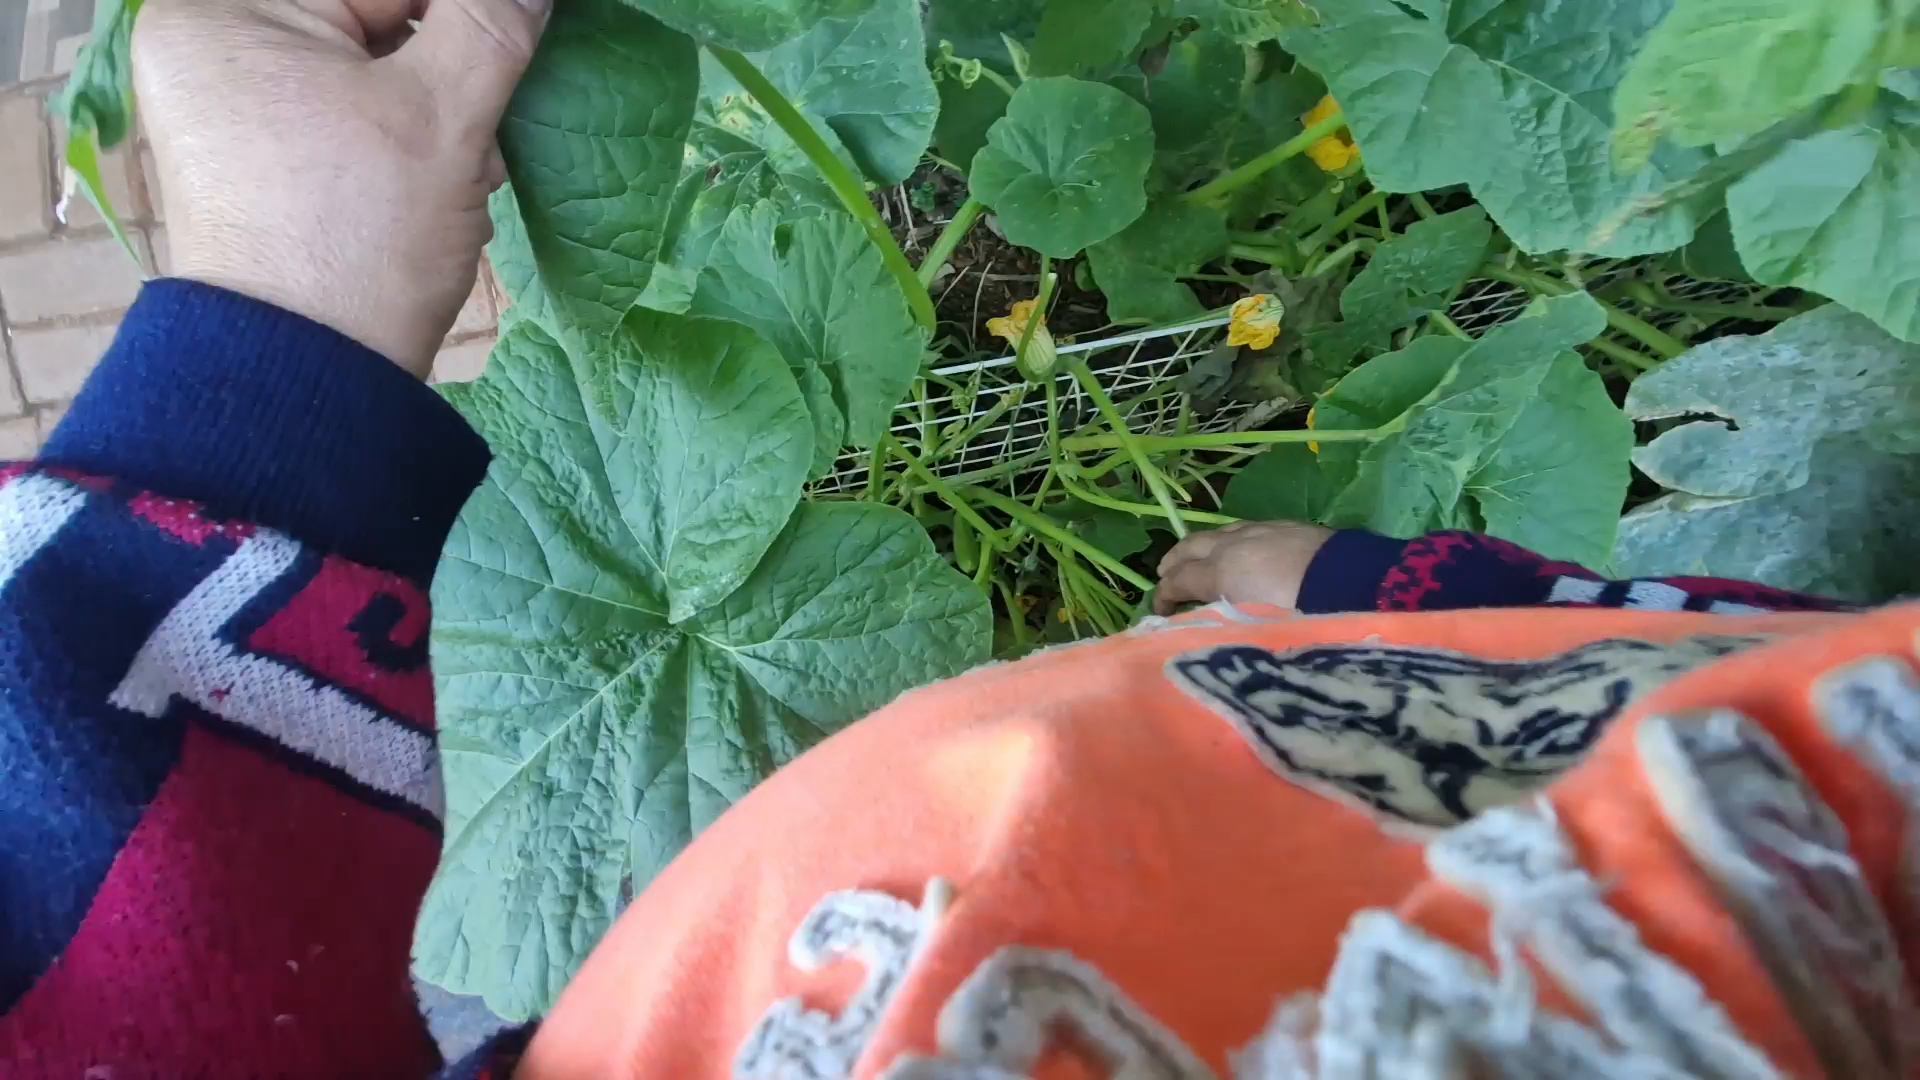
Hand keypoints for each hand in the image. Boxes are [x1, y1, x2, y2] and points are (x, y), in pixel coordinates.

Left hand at [134, 0, 549, 377]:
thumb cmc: (369, 235)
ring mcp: (244, 108)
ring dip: (443, 127)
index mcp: (232, 11)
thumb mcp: (439, 124)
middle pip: (378, 30)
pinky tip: (438, 198)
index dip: (466, 20)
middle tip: (482, 146)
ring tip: (463, 185)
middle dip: (451, 86)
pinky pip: (360, 127)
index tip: (519, 49)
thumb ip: (486, 33)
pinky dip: (414, 155)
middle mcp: (221, 45)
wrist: (322, 361)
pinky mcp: (275, 161)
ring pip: (377, 83)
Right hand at [1154, 521, 1334, 614]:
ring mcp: (1260, 531)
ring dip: (1199, 548)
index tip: (1161, 612)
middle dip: (1173, 562)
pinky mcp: (1287, 526)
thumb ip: (1220, 625)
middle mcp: (1231, 545)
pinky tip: (1238, 548)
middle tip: (1165, 575)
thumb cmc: (1298, 615)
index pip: (1177, 581)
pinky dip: (1230, 541)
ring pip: (1217, 534)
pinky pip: (1245, 529)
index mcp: (1218, 572)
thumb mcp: (1251, 629)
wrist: (1356, 585)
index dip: (1163, 596)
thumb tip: (1198, 630)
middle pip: (1190, 548)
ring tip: (1195, 559)